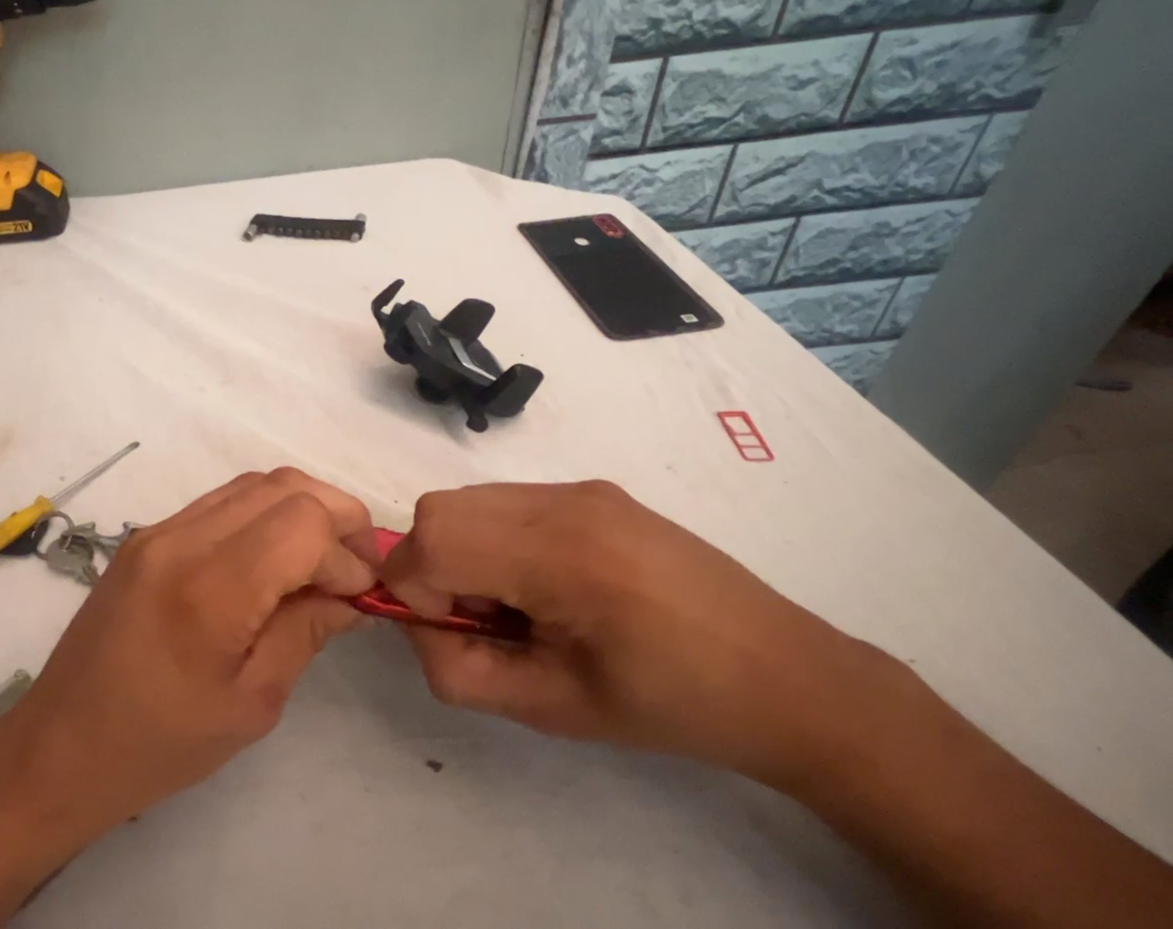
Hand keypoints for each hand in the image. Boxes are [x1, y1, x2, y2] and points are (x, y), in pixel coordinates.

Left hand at [12, 467, 378, 827]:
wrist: (60, 746)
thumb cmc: (160, 743)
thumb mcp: (252, 703)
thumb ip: (306, 632)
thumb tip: (353, 593)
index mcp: (211, 586)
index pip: (304, 522)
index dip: (348, 552)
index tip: (363, 596)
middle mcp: (181, 539)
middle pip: (284, 486)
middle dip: (337, 517)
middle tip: (356, 569)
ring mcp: (157, 532)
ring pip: (252, 485)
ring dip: (301, 510)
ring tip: (323, 563)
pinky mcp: (145, 538)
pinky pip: (219, 503)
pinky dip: (262, 516)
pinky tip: (274, 562)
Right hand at [381, 481, 900, 784]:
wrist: (783, 676)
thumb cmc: (669, 706)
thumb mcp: (550, 708)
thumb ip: (458, 669)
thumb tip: (416, 624)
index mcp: (562, 555)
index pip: (431, 539)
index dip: (413, 591)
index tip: (454, 635)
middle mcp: (566, 501)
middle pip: (437, 509)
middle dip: (431, 567)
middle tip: (481, 621)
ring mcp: (583, 489)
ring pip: (468, 500)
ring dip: (461, 551)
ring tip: (517, 605)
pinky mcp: (595, 491)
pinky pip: (506, 501)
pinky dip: (493, 538)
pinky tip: (545, 585)